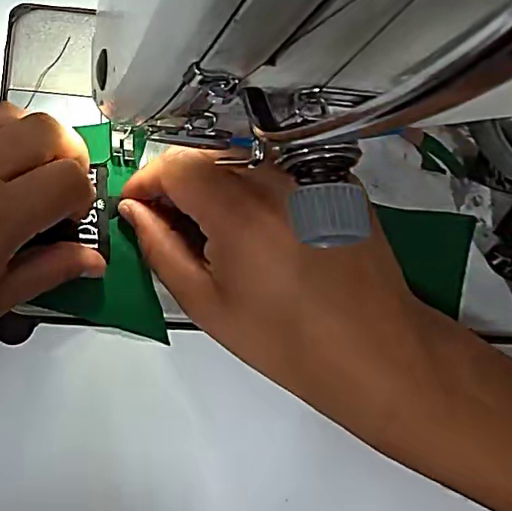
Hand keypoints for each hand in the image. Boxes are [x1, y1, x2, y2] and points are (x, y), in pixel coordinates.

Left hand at [0, 103, 104, 435]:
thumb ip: (47, 271)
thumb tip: (92, 258)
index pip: (68, 178)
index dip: (82, 198)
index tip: (70, 221)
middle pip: (45, 129)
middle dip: (66, 157)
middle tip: (57, 192)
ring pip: (5, 114)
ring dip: (28, 138)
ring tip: (21, 176)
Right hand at [119, 148, 456, 446]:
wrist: (375, 352)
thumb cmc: (294, 341)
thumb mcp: (207, 303)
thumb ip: (160, 248)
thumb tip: (137, 214)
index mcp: (241, 212)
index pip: (173, 165)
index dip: (145, 181)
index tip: (136, 202)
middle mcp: (277, 183)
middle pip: (204, 158)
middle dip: (175, 184)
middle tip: (167, 223)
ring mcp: (309, 180)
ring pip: (238, 162)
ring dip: (213, 186)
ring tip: (215, 234)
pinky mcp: (331, 184)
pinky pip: (276, 173)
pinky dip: (253, 191)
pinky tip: (257, 233)